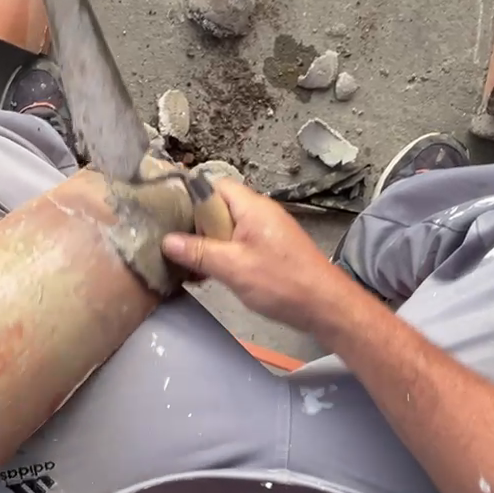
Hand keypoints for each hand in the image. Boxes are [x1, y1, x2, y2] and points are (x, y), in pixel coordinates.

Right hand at [161, 178, 355, 335]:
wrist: (325, 307)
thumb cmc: (285, 283)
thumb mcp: (233, 267)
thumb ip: (199, 252)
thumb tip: (167, 241)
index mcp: (251, 207)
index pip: (213, 186)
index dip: (189, 197)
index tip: (167, 215)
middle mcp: (258, 214)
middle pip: (216, 208)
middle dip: (193, 226)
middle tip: (174, 246)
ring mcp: (264, 232)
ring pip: (224, 229)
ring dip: (206, 245)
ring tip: (186, 264)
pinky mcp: (268, 250)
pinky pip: (236, 245)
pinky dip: (220, 256)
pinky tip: (207, 275)